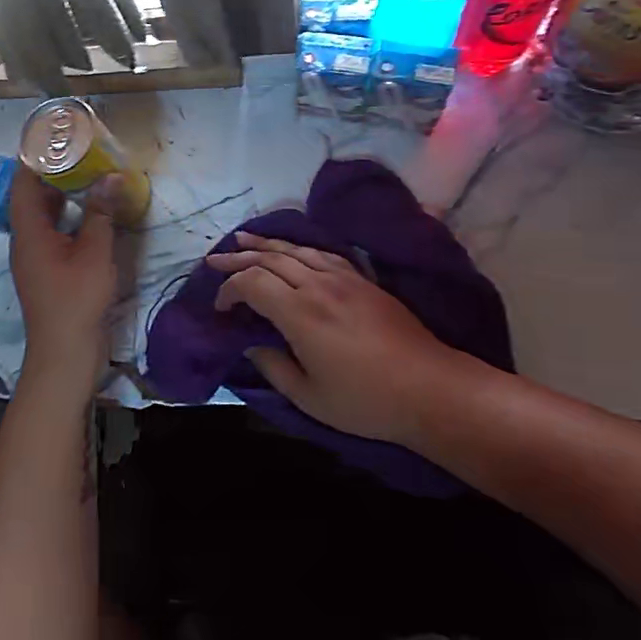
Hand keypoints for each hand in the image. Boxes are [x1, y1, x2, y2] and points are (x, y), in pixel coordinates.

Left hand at [10, 168, 119, 380]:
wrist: (65, 352)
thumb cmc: (76, 298)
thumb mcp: (94, 251)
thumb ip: (101, 212)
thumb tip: (111, 177)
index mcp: (28, 232)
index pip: (23, 184)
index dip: (34, 158)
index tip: (53, 136)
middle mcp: (27, 241)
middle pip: (33, 198)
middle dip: (54, 173)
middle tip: (80, 151)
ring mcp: (37, 257)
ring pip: (46, 216)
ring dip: (64, 196)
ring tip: (89, 174)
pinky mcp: (50, 270)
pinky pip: (56, 232)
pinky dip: (71, 217)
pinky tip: (93, 212)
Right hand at [206, 231, 476, 444]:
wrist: (427, 387)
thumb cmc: (365, 401)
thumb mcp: (309, 396)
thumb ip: (274, 366)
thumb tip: (252, 343)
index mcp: (300, 312)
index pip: (252, 282)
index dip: (229, 289)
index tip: (220, 307)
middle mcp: (318, 284)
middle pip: (271, 258)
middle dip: (238, 257)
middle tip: (214, 259)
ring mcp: (344, 277)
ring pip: (296, 249)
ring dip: (266, 243)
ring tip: (244, 239)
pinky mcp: (363, 280)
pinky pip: (322, 252)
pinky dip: (299, 247)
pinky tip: (293, 249)